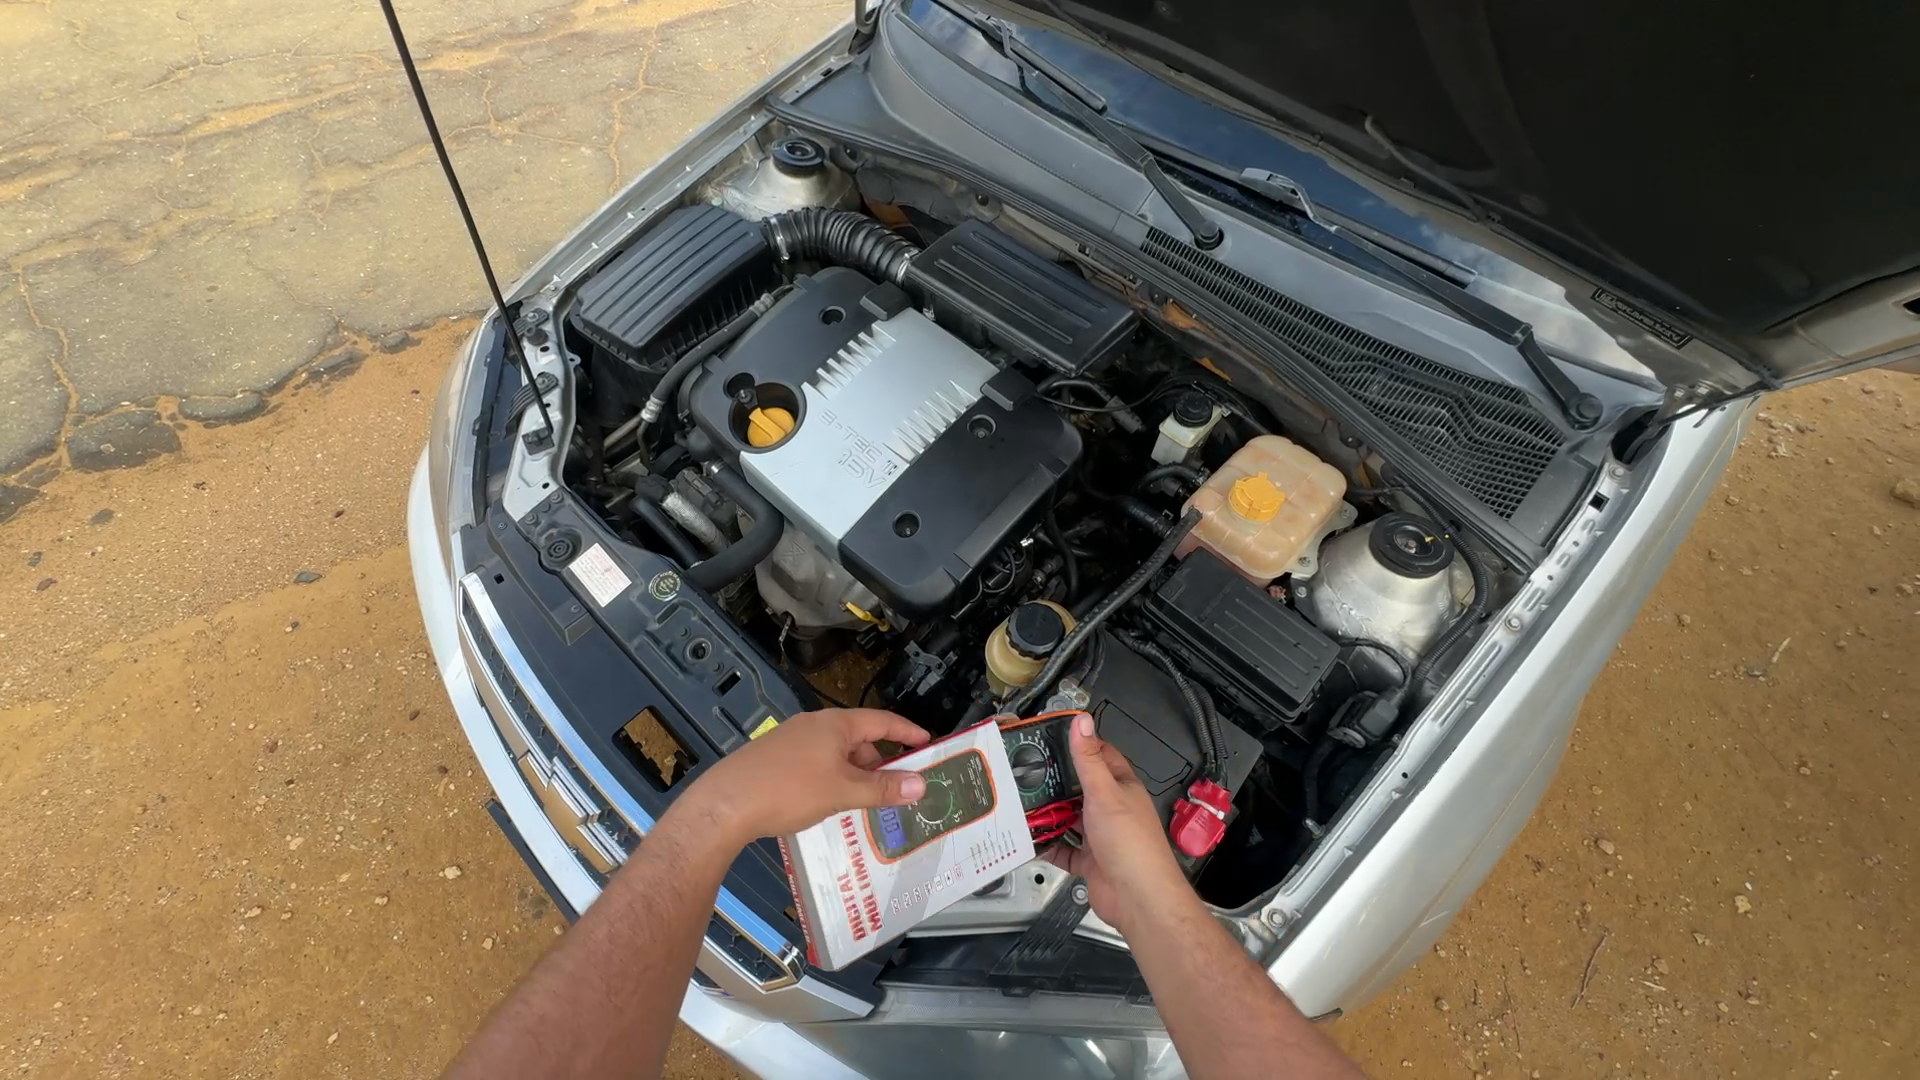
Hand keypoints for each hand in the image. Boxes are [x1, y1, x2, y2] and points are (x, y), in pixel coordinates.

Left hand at [676, 708, 931, 847]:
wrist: (725, 804)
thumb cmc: (790, 790)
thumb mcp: (843, 791)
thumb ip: (882, 789)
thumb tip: (921, 783)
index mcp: (836, 724)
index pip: (882, 721)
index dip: (907, 732)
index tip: (927, 743)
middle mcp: (815, 724)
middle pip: (859, 737)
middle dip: (880, 762)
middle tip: (896, 787)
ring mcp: (792, 740)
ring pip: (836, 752)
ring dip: (855, 773)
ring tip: (864, 802)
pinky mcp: (775, 758)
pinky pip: (816, 762)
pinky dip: (833, 777)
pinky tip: (829, 802)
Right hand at [1045, 713, 1194, 934]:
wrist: (1137, 899)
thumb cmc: (1128, 841)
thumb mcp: (1104, 792)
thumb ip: (1089, 758)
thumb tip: (1082, 720)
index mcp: (1121, 787)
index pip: (1100, 756)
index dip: (1079, 745)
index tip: (1050, 736)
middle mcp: (1111, 809)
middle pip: (1080, 789)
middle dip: (1056, 782)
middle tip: (1024, 771)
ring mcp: (1100, 837)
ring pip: (1070, 819)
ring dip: (1049, 814)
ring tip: (1020, 801)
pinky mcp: (1089, 862)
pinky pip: (1064, 850)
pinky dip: (1048, 846)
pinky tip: (1029, 839)